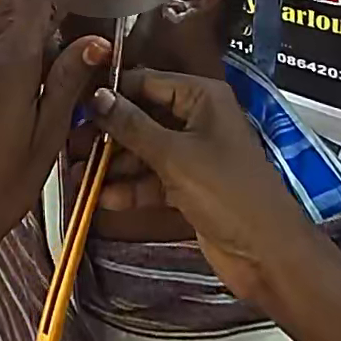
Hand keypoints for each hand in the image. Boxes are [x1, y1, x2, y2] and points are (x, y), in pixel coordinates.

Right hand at [87, 69, 323, 306]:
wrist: (271, 258)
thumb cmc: (227, 192)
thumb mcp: (174, 155)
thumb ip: (131, 125)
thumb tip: (95, 96)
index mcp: (201, 97)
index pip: (146, 82)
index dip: (111, 92)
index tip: (74, 102)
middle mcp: (196, 118)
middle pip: (142, 116)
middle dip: (107, 132)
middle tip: (69, 143)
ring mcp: (193, 153)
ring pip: (143, 150)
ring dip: (113, 163)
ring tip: (75, 173)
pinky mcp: (189, 186)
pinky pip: (152, 178)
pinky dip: (130, 187)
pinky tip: (101, 197)